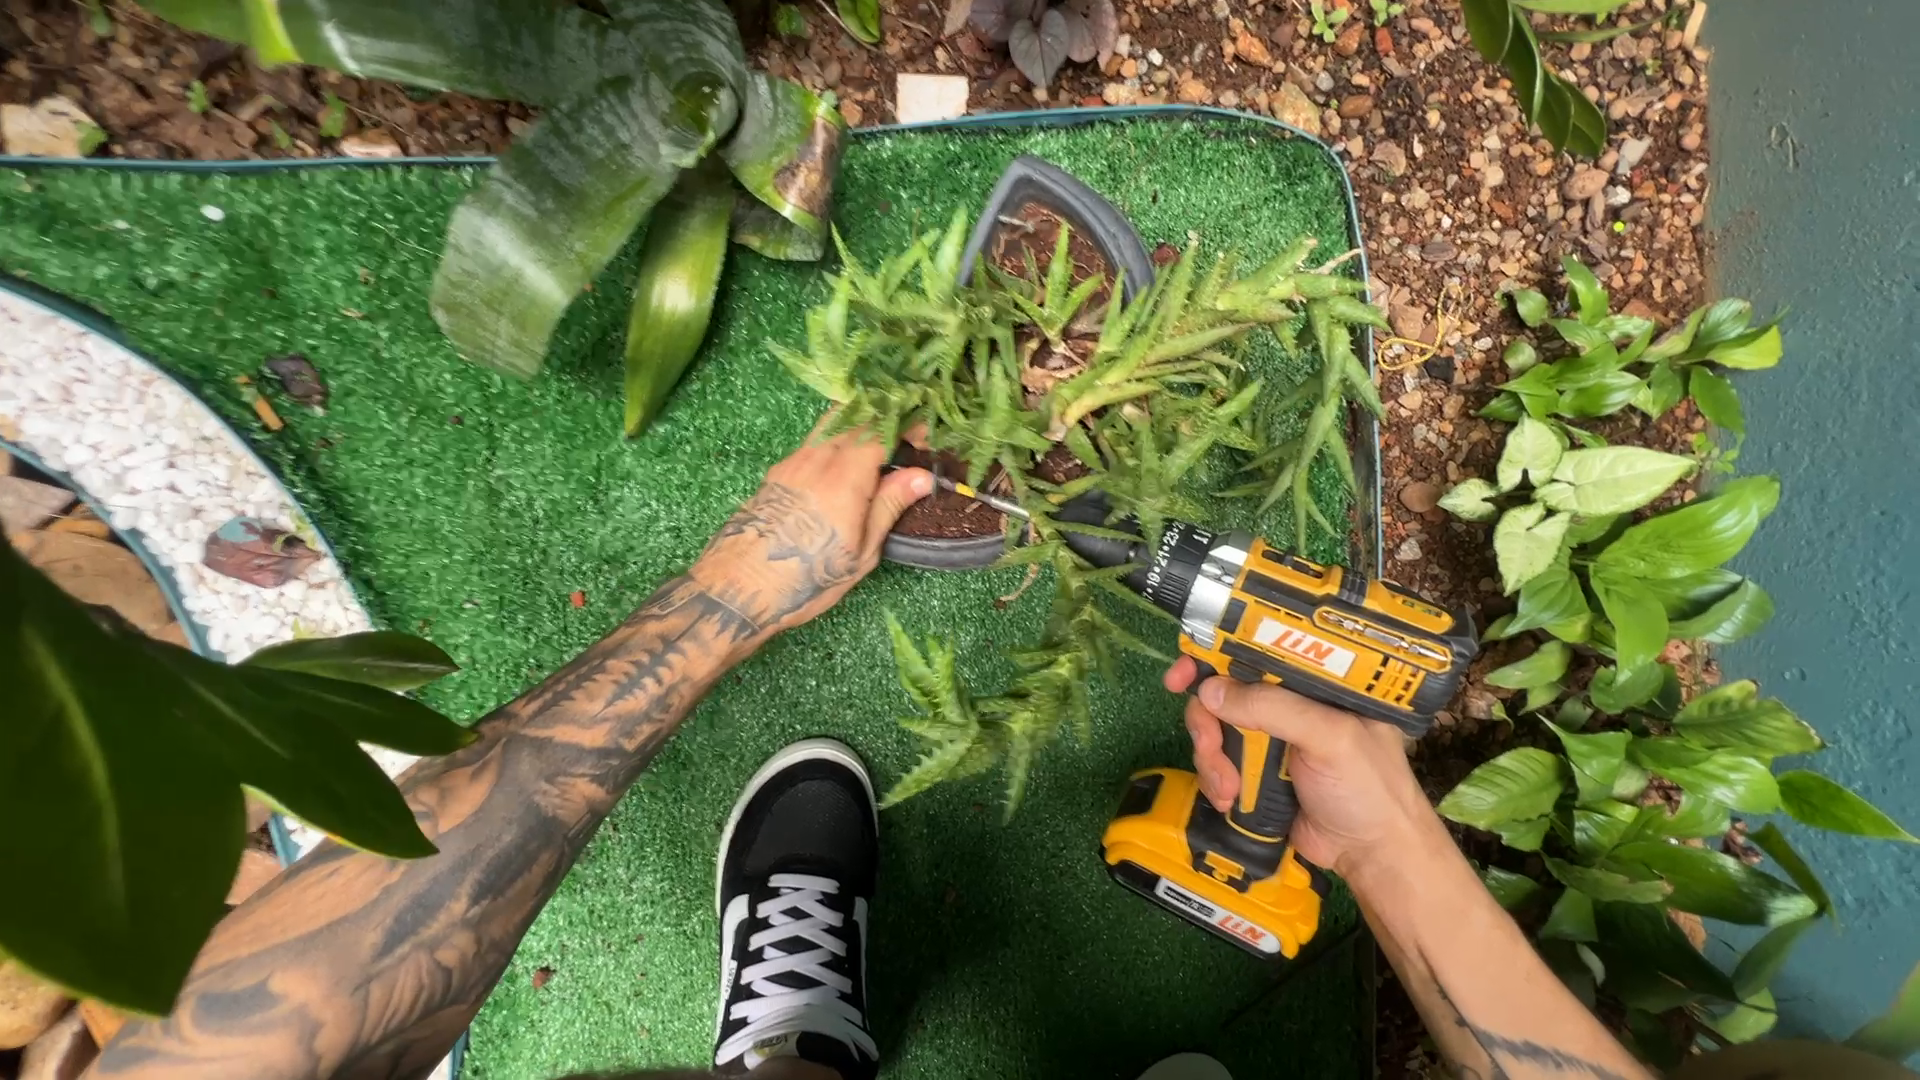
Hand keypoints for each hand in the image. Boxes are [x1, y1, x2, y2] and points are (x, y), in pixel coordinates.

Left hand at [692, 421, 930, 637]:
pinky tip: (846, 464)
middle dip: (887, 423)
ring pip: (834, 426)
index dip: (908, 429)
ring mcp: (795, 461)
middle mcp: (819, 458)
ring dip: (861, 428)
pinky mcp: (779, 470)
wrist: (739, 586)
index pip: (882, 432)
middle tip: (910, 441)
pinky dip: (838, 441)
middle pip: (858, 421)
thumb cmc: (808, 578)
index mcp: (845, 478)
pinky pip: (816, 441)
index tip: (928, 437)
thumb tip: (922, 475)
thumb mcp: (861, 551)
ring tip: (880, 448)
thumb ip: (889, 505)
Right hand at [1165, 656, 1439, 883]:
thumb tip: (1209, 692)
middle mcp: (1286, 702)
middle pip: (1222, 691)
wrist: (1370, 857)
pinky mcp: (1253, 770)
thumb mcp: (1329, 738)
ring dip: (1211, 758)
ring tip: (1229, 788)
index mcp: (1311, 682)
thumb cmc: (1369, 789)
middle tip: (1209, 745)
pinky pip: (1215, 761)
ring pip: (1213, 728)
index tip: (1183, 674)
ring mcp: (1267, 737)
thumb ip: (1273, 708)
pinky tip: (1229, 799)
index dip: (1215, 656)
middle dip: (1207, 721)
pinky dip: (1214, 778)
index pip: (1255, 652)